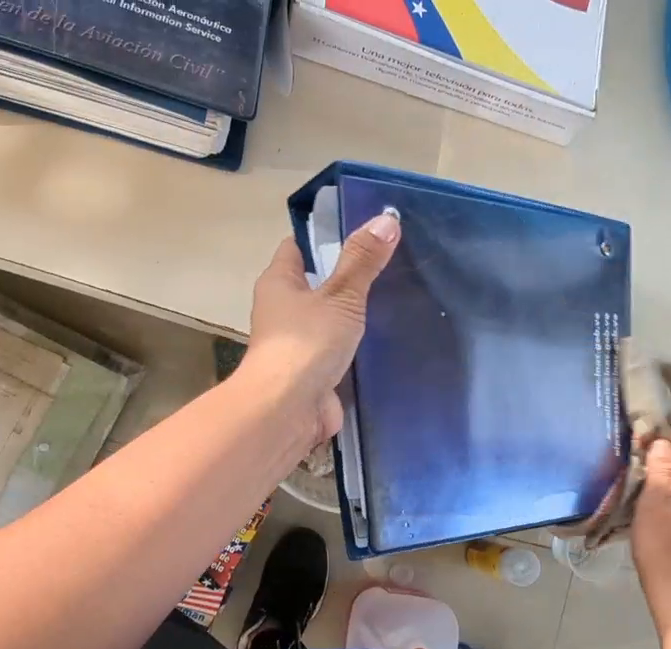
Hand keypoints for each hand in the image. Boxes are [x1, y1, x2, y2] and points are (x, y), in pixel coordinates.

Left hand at [240, 209, 400, 441]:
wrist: (289, 408)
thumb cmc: (307, 343)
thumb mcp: (341, 296)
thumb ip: (362, 261)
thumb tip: (386, 219)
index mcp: (279, 283)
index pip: (297, 248)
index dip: (323, 239)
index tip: (358, 235)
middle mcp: (282, 311)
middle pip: (314, 286)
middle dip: (343, 280)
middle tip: (385, 270)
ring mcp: (297, 346)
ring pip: (327, 322)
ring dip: (351, 319)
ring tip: (391, 306)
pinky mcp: (313, 375)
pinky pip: (336, 354)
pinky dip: (355, 351)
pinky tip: (382, 348)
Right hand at [632, 430, 670, 624]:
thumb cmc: (658, 540)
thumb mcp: (652, 500)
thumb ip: (659, 467)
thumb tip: (662, 440)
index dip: (669, 433)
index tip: (644, 438)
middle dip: (666, 449)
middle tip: (637, 453)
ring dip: (665, 468)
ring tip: (640, 472)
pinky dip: (668, 485)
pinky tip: (649, 494)